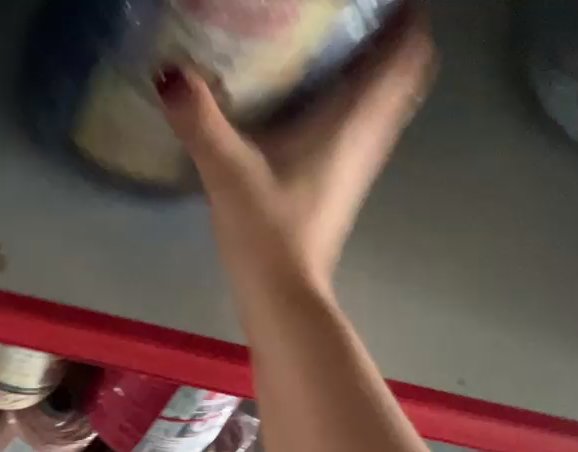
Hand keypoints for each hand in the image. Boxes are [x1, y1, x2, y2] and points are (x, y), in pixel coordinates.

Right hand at [154, 11, 437, 281]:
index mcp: (355, 119)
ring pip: (389, 105)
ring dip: (378, 76)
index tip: (380, 2)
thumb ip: (200, 122)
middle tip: (359, 26)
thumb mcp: (228, 172)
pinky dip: (357, 110)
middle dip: (394, 42)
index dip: (404, 17)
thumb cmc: (267, 231)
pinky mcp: (342, 190)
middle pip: (408, 73)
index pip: (407, 50)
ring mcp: (359, 166)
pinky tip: (318, 113)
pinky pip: (366, 131)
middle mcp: (369, 136)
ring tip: (341, 56)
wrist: (283, 295)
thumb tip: (168, 75)